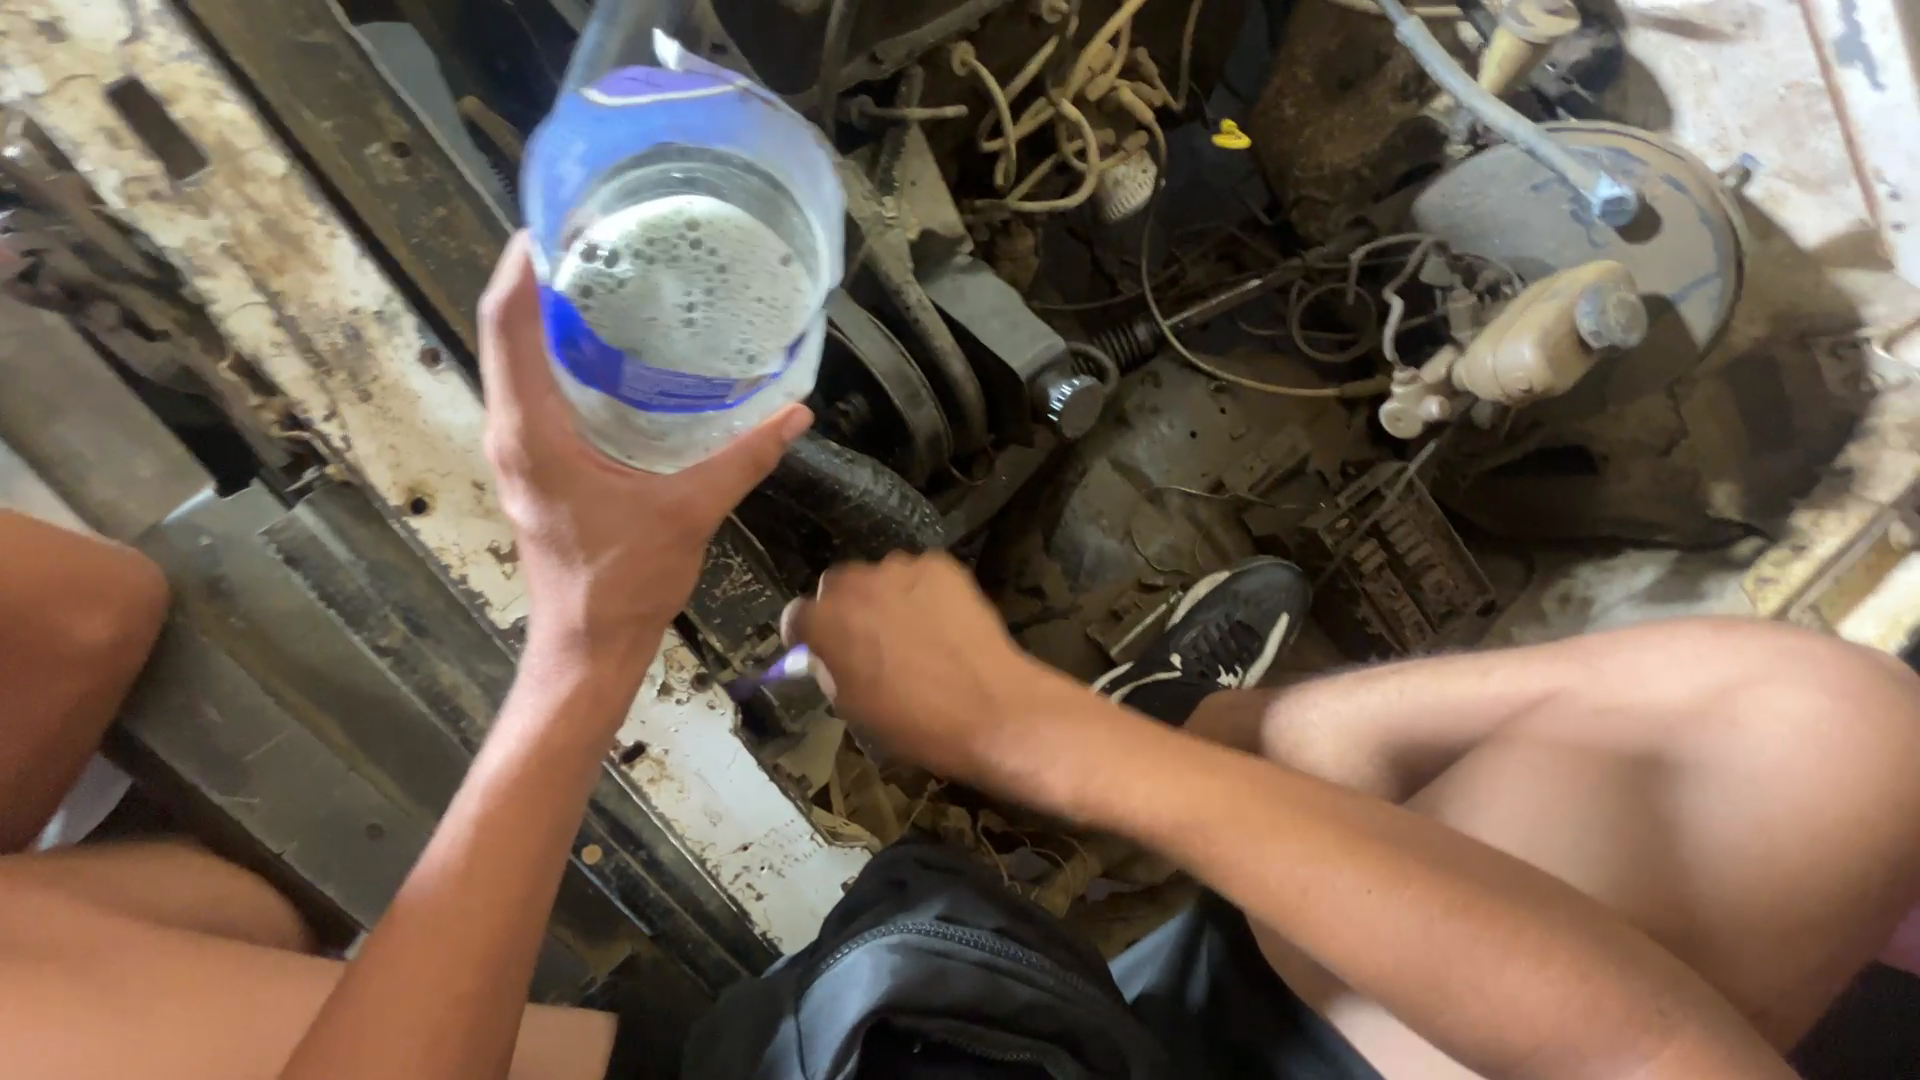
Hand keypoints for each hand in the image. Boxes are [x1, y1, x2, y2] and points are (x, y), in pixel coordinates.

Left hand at [480, 233, 810, 687]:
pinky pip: (540, 392)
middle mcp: (514, 431)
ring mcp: (521, 449)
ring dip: (552, 318)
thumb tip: (795, 416)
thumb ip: (742, 460)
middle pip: (508, 332)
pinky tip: (619, 355)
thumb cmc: (624, 581)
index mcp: (534, 432)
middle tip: (603, 242)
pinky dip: (567, 359)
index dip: (523, 264)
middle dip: (543, 279)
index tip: (561, 222)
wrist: (590, 644)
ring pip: (521, 362)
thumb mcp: (690, 512)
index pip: (507, 323)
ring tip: (612, 283)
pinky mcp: (538, 465)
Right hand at [781, 552, 1056, 783]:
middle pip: (838, 586)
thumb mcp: (853, 707)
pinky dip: (923, 591)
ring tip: (912, 629)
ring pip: (881, 576)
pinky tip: (942, 620)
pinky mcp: (942, 565)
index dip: (808, 635)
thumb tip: (827, 655)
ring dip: (885, 596)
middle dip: (846, 607)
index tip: (820, 651)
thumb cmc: (915, 722)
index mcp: (826, 622)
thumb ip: (831, 670)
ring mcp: (902, 569)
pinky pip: (920, 574)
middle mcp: (857, 584)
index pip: (797, 615)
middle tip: (869, 638)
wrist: (990, 708)